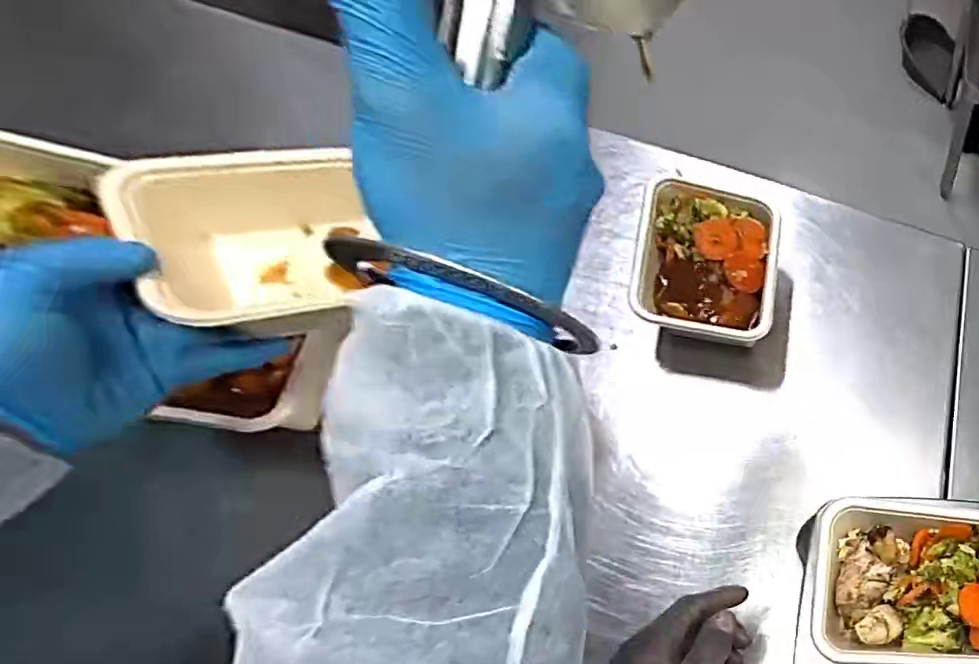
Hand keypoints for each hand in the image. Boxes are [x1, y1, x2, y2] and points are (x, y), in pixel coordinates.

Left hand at [0, 239, 287, 454]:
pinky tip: (281, 341)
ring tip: (285, 306)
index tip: (212, 239)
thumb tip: (152, 255)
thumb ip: (84, 260)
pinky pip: (220, 357)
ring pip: (209, 323)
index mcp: (80, 278)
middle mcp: (120, 307)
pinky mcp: (172, 370)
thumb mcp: (28, 282)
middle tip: (264, 272)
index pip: (135, 257)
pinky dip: (253, 351)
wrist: (14, 408)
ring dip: (245, 317)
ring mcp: (149, 341)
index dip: (171, 248)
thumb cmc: (6, 337)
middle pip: (181, 291)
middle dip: (219, 283)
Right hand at [331, 0, 602, 306]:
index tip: (458, 33)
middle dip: (485, 80)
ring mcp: (572, 206)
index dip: (502, 27)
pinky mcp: (555, 238)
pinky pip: (529, 185)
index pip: (552, 47)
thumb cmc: (448, 205)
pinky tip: (458, 183)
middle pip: (538, 96)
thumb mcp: (398, 88)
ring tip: (437, 139)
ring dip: (486, 128)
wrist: (475, 307)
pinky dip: (496, 171)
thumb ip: (386, 14)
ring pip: (531, 143)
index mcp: (558, 118)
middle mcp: (580, 163)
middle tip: (432, 87)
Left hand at [550, 586, 751, 663]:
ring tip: (737, 660)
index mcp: (649, 643)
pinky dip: (699, 662)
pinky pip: (674, 663)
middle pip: (683, 625)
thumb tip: (721, 618)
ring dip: (711, 646)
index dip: (718, 599)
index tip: (745, 595)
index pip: (688, 608)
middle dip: (718, 625)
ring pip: (680, 645)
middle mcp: (638, 651)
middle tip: (746, 642)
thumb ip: (711, 645)